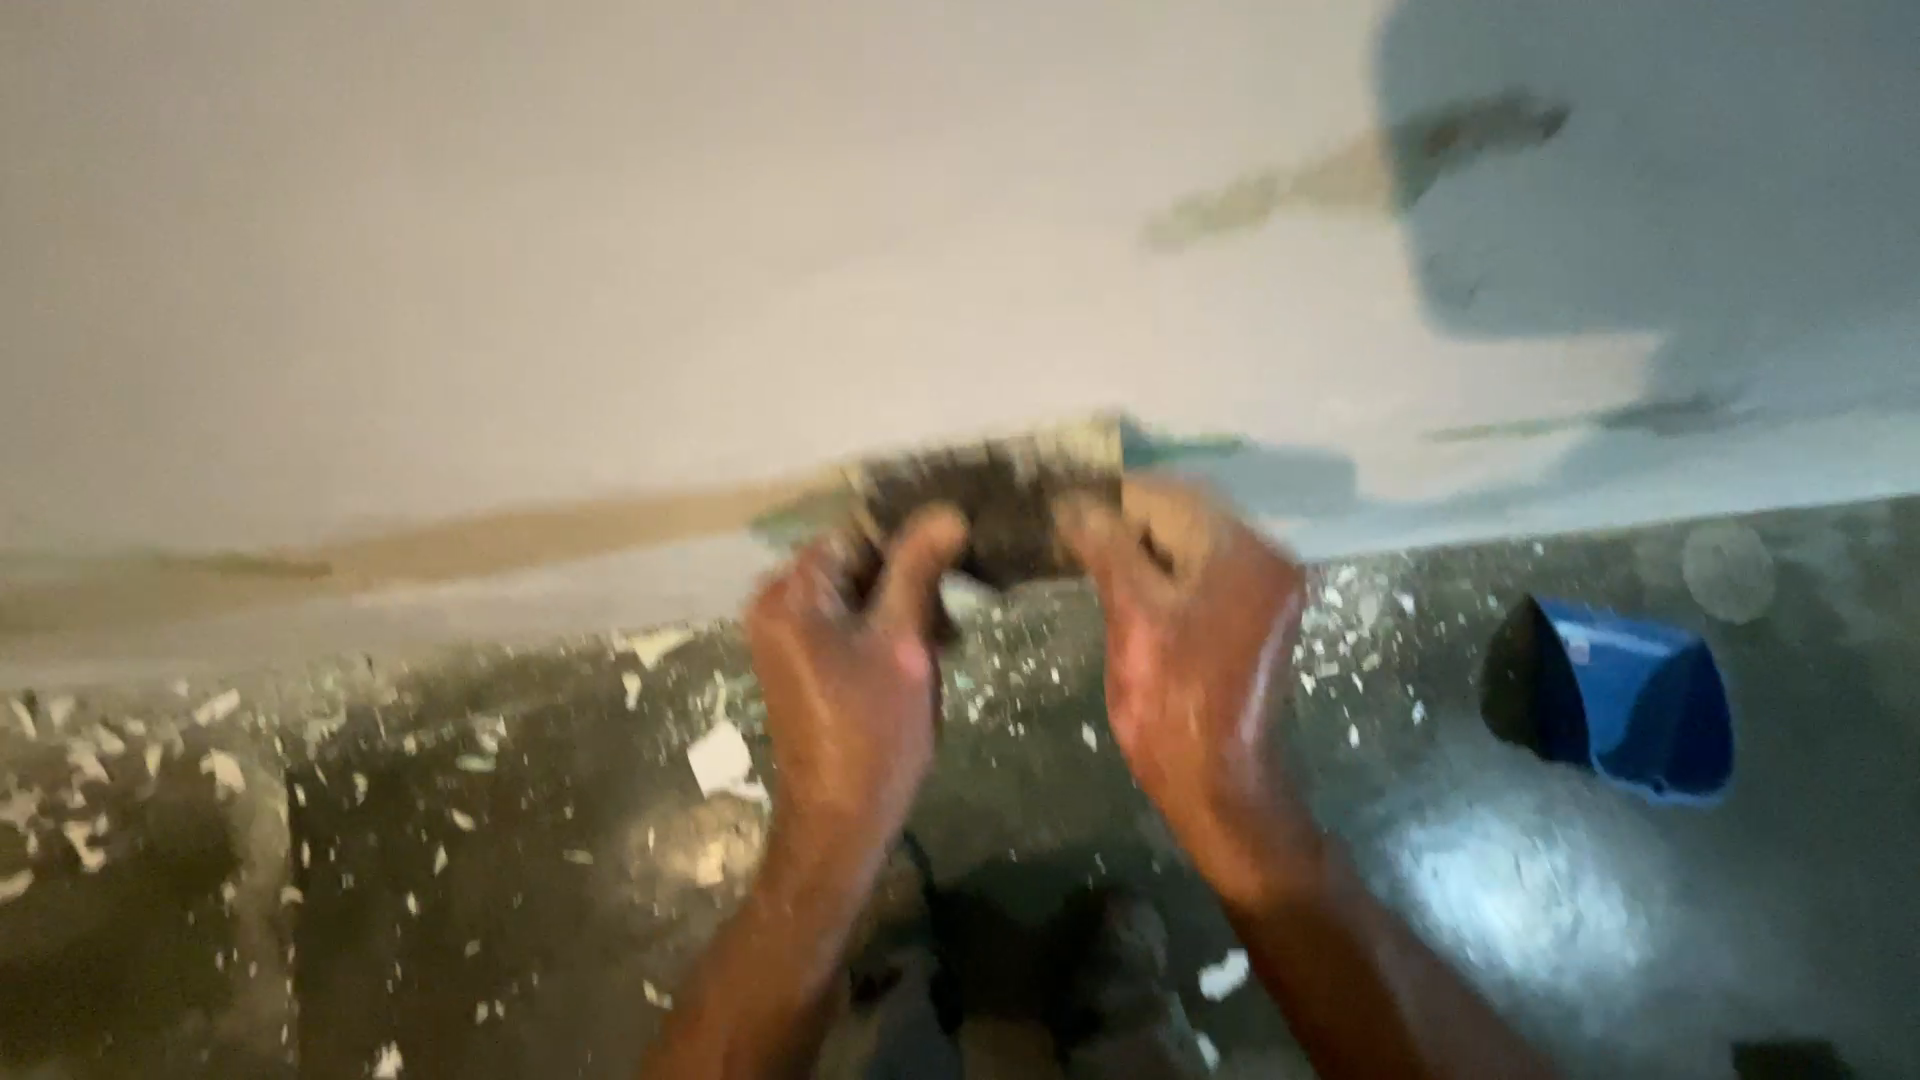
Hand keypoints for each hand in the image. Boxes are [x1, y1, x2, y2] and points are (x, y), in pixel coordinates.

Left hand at [744, 505, 968, 853]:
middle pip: (855, 561)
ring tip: (939, 644)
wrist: (839, 819)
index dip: (908, 546)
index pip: (857, 534)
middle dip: (907, 582)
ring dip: (901, 608)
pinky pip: (844, 620)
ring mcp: (782, 633)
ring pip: (856, 592)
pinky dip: (881, 629)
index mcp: (791, 592)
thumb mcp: (903, 642)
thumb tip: (948, 512)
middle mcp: (775, 603)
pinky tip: (914, 658)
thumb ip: (919, 570)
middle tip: (947, 622)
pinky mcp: (797, 658)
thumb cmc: (872, 731)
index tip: (952, 571)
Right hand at [1056, 479, 1314, 898]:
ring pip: (1194, 537)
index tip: (1062, 504)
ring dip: (1143, 537)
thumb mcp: (1132, 616)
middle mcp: (1267, 556)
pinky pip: (1204, 565)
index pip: (1169, 496)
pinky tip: (1124, 572)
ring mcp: (1265, 584)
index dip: (1112, 496)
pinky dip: (1164, 562)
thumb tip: (1074, 503)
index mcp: (1243, 552)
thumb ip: (1108, 547)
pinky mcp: (1254, 609)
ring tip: (1088, 546)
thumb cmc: (1169, 702)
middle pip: (1187, 511)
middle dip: (1127, 514)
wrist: (1214, 781)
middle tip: (1071, 526)